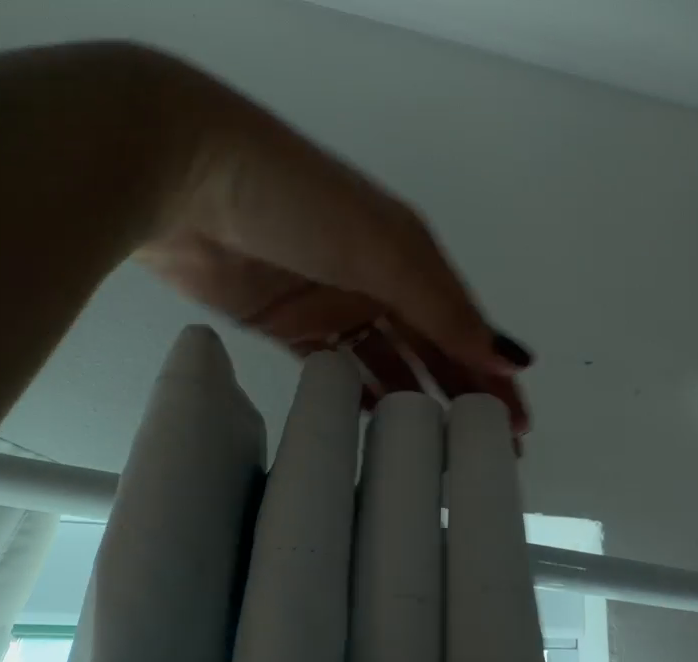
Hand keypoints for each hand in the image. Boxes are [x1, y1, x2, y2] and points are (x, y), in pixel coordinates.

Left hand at [131, 53, 530, 430]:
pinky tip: (385, 431)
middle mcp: (381, 281)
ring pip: (391, 365)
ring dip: (420, 403)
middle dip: (466, 397)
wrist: (178, 174)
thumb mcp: (387, 251)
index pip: (465, 326)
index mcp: (411, 256)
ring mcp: (334, 305)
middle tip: (491, 451)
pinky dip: (364, 398)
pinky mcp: (287, 326)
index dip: (493, 374)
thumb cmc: (298, 202)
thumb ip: (447, 310)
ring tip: (444, 451)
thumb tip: (512, 362)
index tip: (518, 425)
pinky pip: (340, 371)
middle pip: (435, 350)